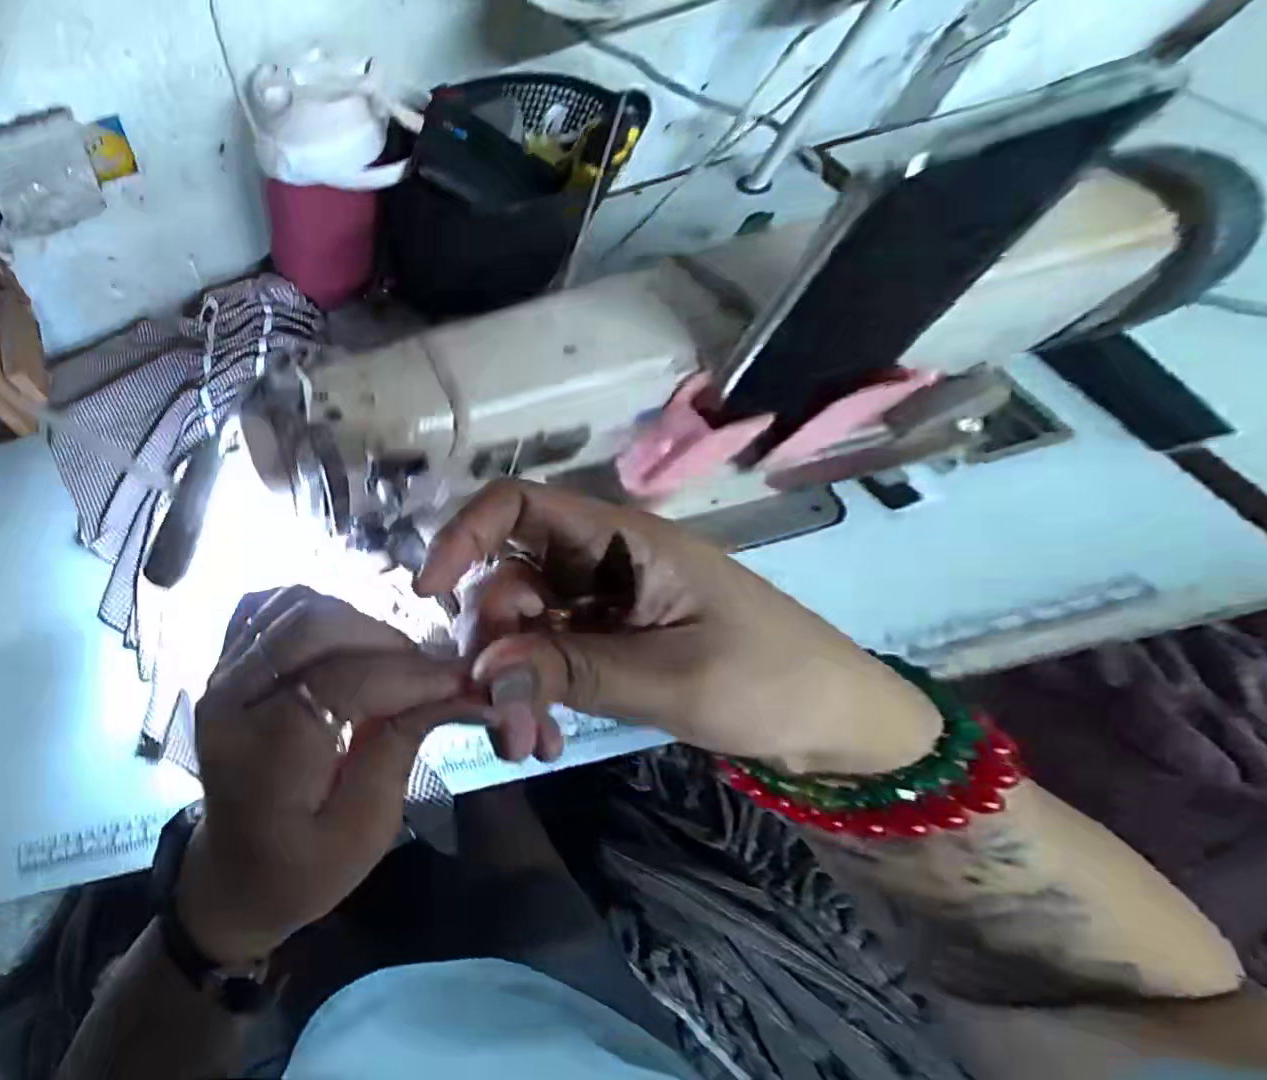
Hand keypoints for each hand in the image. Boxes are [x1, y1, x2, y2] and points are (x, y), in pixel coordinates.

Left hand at [176, 587, 489, 965]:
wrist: (232, 876)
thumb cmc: (300, 870)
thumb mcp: (362, 832)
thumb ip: (401, 748)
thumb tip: (462, 690)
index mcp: (262, 752)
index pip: (344, 681)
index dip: (411, 672)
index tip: (463, 676)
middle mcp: (229, 698)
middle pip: (313, 625)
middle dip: (384, 637)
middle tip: (429, 667)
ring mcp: (219, 673)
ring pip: (292, 605)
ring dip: (354, 619)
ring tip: (393, 656)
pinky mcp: (222, 662)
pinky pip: (268, 606)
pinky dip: (315, 609)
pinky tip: (346, 636)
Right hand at [418, 480, 940, 776]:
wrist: (837, 726)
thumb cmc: (773, 681)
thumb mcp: (672, 678)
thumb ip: (573, 670)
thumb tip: (484, 674)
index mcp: (621, 540)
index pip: (517, 505)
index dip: (464, 534)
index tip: (429, 590)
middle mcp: (596, 562)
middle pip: (505, 577)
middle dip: (492, 644)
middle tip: (500, 717)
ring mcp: (595, 604)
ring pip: (518, 625)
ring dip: (509, 680)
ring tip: (525, 741)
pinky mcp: (599, 641)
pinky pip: (542, 656)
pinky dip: (532, 692)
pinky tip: (540, 736)